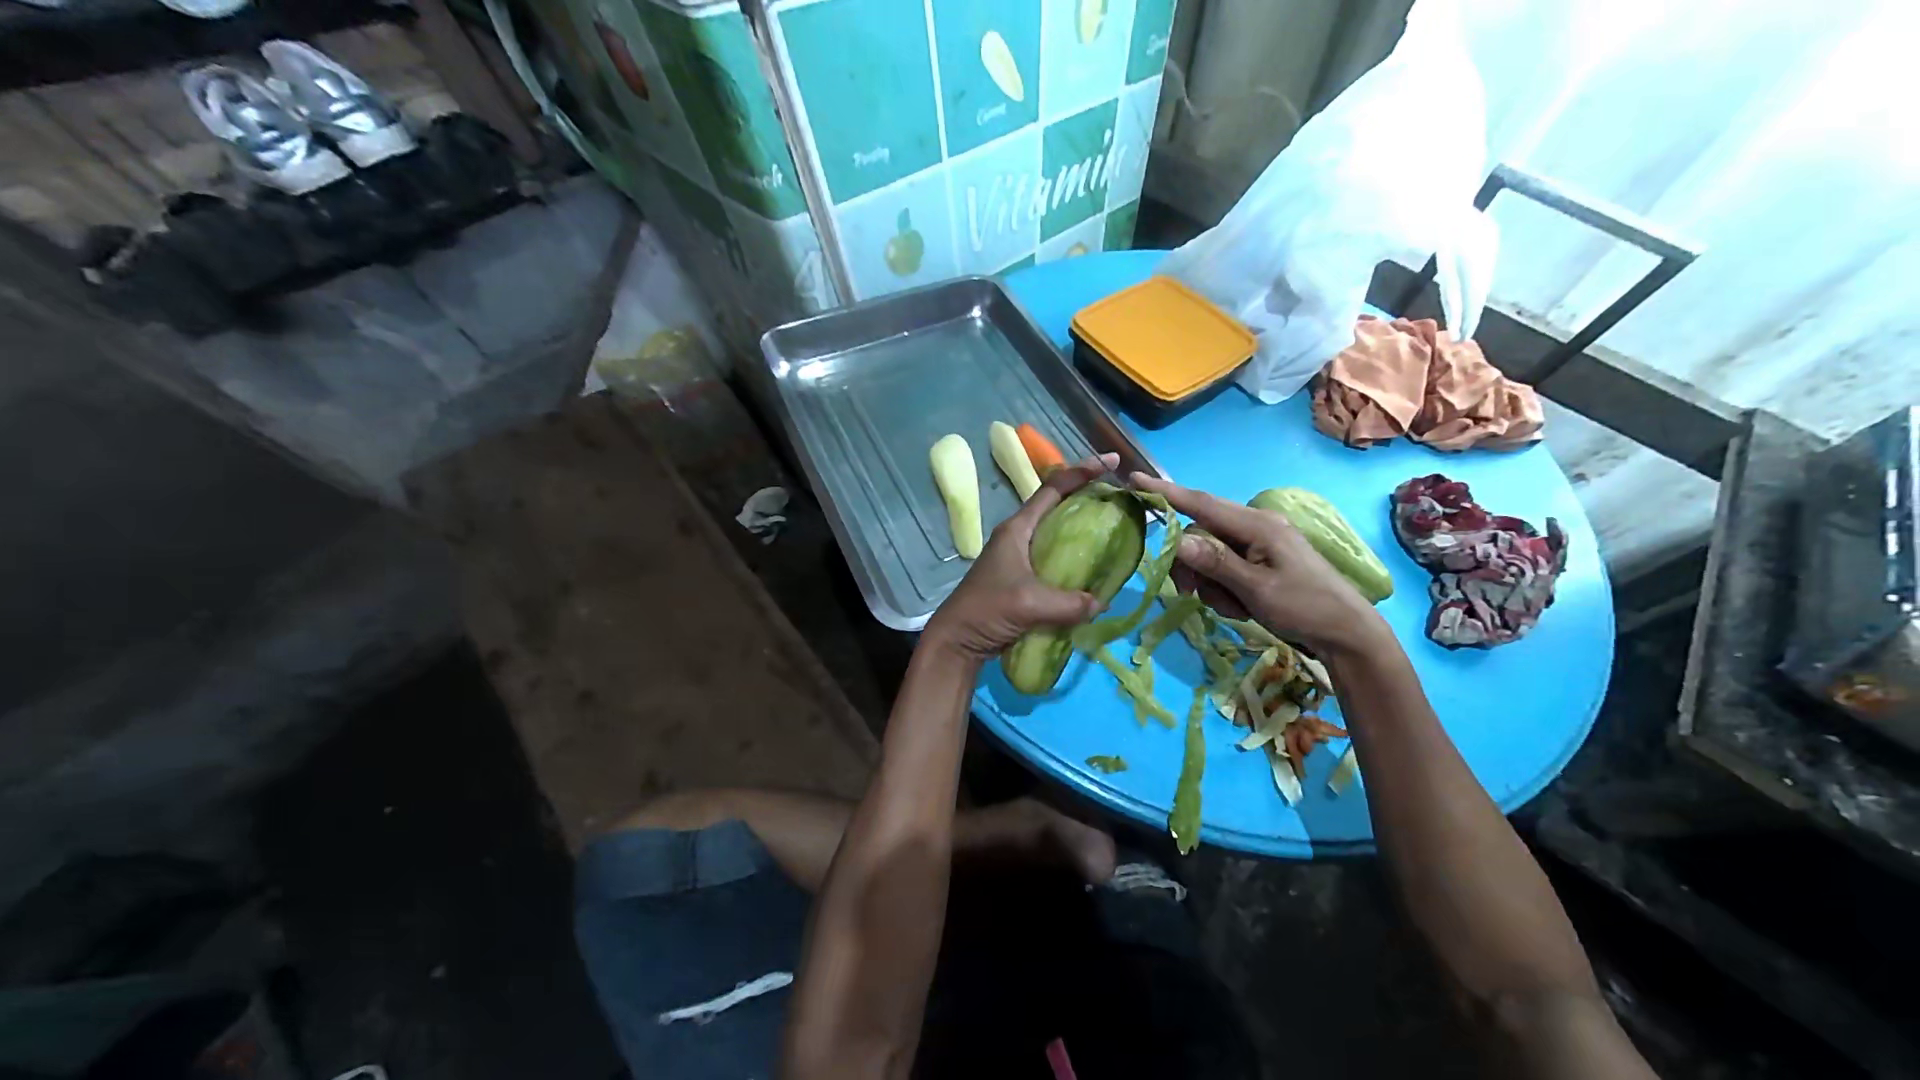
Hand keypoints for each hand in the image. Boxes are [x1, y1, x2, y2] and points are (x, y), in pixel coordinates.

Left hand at [922, 453, 1119, 660]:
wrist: (957, 640)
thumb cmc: (986, 610)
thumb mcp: (1029, 604)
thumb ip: (1069, 603)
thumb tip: (1100, 602)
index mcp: (1017, 529)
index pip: (1053, 489)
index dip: (1082, 472)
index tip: (1113, 462)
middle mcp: (1019, 536)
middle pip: (1058, 507)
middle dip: (1088, 497)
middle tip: (1120, 498)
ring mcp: (1020, 558)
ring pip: (1058, 534)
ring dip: (1084, 530)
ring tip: (1115, 529)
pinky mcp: (1023, 579)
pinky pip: (1056, 561)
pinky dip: (1077, 560)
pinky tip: (1095, 569)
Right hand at [1131, 472, 1391, 658]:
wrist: (1346, 635)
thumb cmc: (1306, 608)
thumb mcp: (1257, 589)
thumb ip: (1216, 563)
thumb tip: (1178, 540)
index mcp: (1257, 525)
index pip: (1202, 503)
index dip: (1166, 493)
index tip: (1134, 481)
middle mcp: (1254, 527)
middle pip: (1200, 534)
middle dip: (1191, 565)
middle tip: (1189, 594)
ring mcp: (1257, 545)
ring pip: (1208, 555)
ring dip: (1209, 583)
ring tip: (1231, 606)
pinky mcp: (1259, 562)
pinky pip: (1223, 568)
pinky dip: (1222, 589)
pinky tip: (1240, 606)